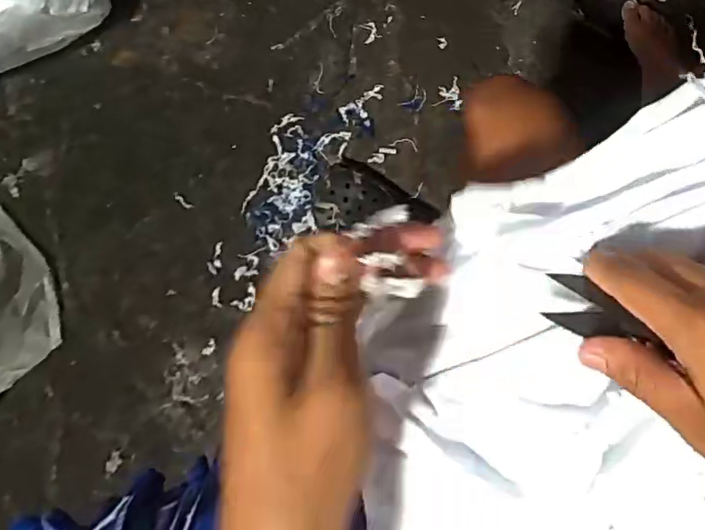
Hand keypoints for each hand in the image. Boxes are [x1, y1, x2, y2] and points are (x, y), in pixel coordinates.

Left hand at [222, 226, 446, 529]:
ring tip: (435, 268)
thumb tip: (337, 245)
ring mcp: (288, 353)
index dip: (354, 241)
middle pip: (327, 268)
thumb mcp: (329, 383)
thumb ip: (332, 312)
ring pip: (337, 291)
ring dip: (383, 275)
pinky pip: (336, 319)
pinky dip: (371, 304)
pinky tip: (406, 297)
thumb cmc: (308, 464)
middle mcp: (274, 331)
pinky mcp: (304, 372)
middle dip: (380, 251)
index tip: (403, 247)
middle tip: (434, 245)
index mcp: (268, 329)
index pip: (306, 254)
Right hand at [579, 250, 704, 529]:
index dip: (607, 269)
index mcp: (701, 322)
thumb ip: (640, 372)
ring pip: (696, 265)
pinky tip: (700, 312)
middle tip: (608, 285)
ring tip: (649, 301)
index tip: (585, 267)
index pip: (638, 279)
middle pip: (665, 261)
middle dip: (633, 267)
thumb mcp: (693, 421)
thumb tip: (589, 345)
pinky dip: (701, 282)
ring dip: (666, 273)